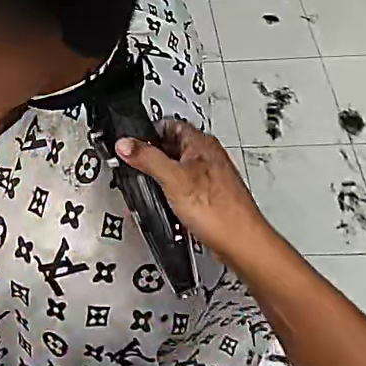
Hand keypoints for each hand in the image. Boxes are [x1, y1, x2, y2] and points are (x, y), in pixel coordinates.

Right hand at [114, 119, 279, 265]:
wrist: (240, 241)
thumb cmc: (218, 209)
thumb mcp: (172, 179)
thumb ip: (147, 158)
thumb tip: (126, 145)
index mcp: (202, 143)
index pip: (170, 124)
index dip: (149, 130)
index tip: (132, 141)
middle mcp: (209, 157)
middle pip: (173, 146)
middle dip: (153, 154)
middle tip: (136, 162)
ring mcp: (211, 178)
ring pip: (180, 168)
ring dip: (163, 175)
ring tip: (149, 185)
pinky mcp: (211, 197)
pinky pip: (185, 188)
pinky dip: (173, 193)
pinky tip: (167, 204)